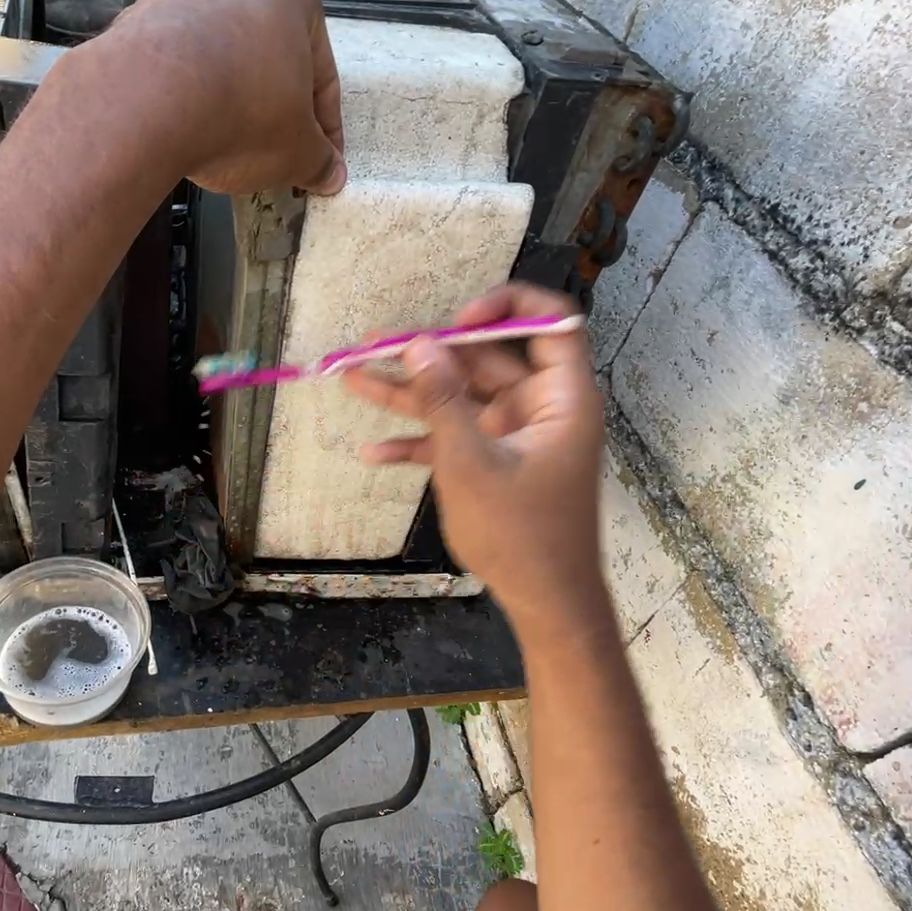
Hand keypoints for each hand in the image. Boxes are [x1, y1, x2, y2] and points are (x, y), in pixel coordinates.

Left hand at [83, 0, 345, 195]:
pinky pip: (180, 68)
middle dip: (276, 111)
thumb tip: (330, 174)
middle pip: (270, 60)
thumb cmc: (243, 110)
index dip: (325, 129)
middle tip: (279, 158)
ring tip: (232, 149)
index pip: (321, 73)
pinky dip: (191, 99)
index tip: (322, 162)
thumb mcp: (296, 150)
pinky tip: (193, 133)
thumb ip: (318, 161)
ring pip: (223, 61)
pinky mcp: (142, 20)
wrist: (151, 98)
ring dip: (233, 103)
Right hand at [342, 283, 609, 630]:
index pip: (550, 323)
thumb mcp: (470, 463)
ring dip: (409, 395)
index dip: (505, 308)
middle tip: (372, 345)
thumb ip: (443, 401)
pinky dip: (420, 444)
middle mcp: (539, 408)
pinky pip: (455, 440)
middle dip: (428, 355)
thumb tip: (420, 344)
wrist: (544, 602)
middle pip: (485, 361)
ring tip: (353, 378)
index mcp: (559, 397)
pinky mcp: (493, 464)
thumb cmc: (519, 533)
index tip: (456, 319)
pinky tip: (373, 451)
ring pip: (459, 400)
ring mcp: (513, 437)